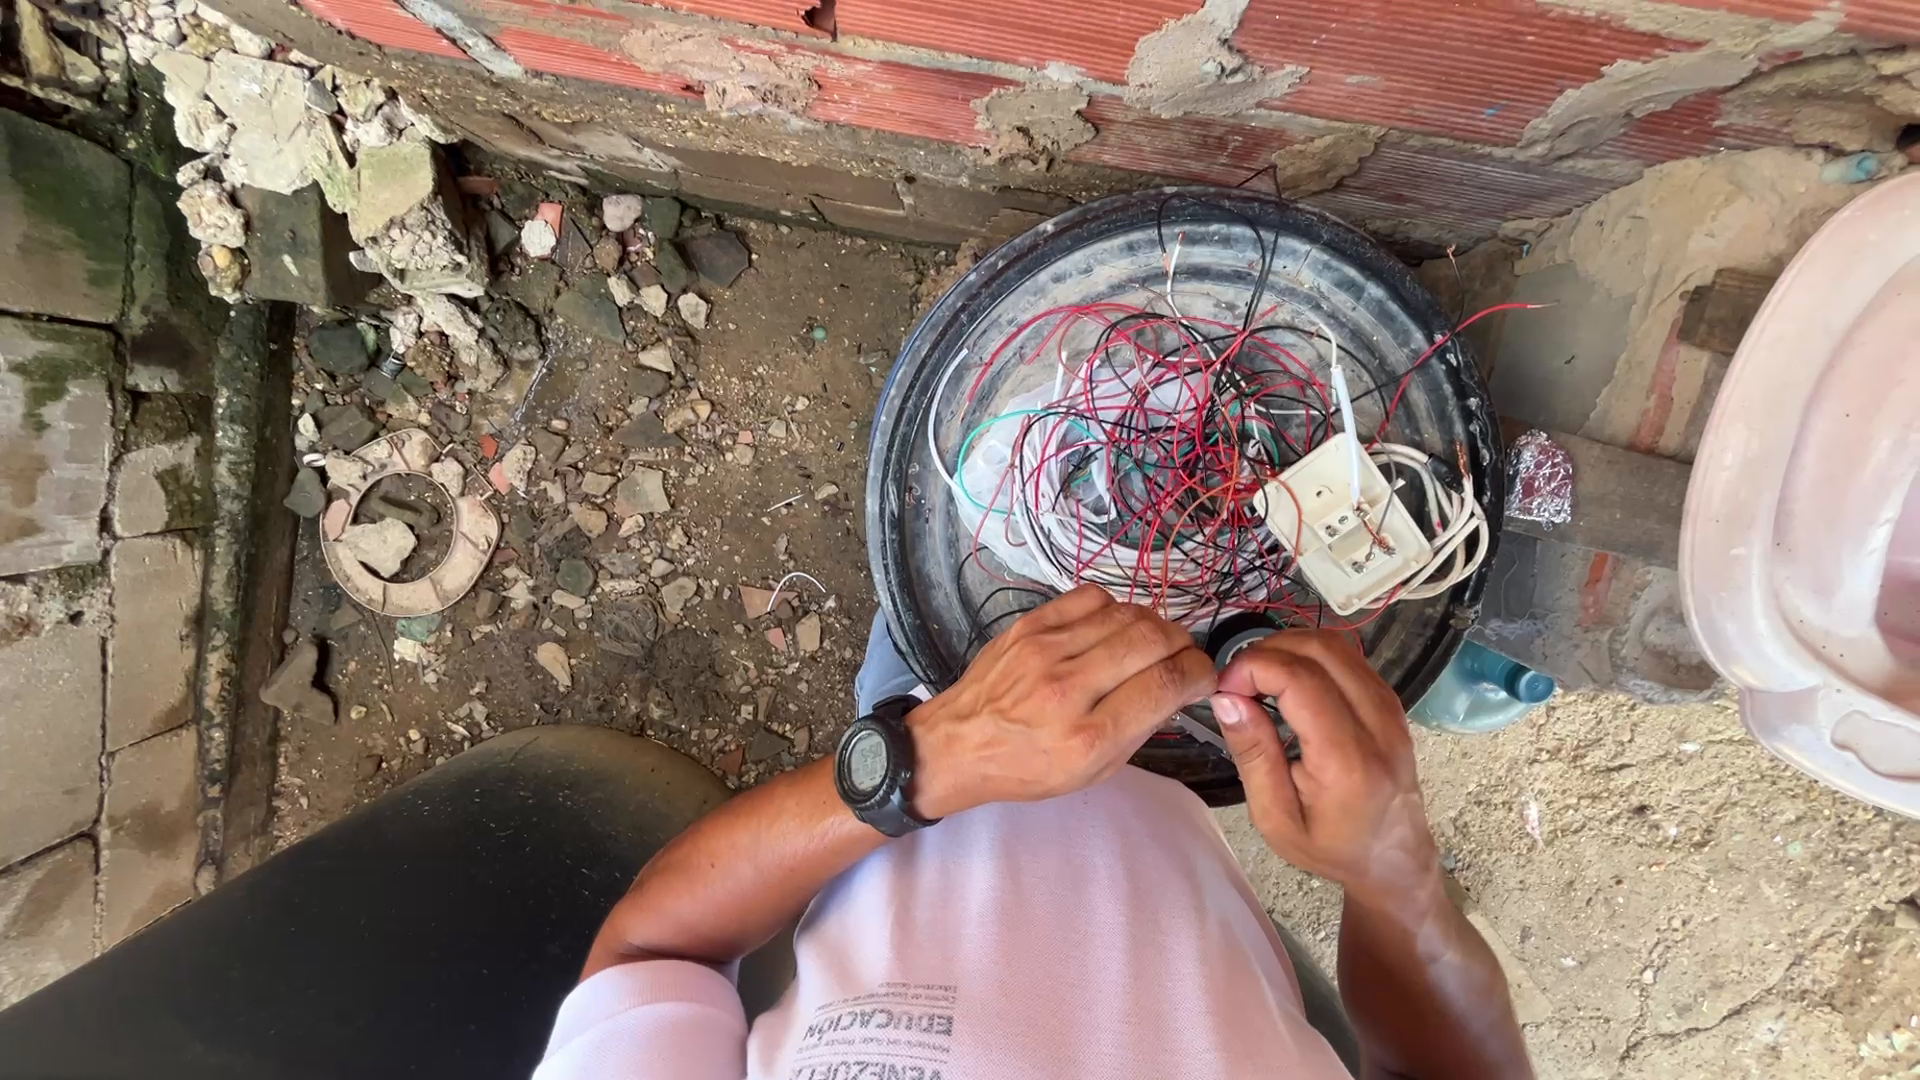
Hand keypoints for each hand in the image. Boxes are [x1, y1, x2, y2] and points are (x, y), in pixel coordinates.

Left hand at [905, 584, 1215, 818]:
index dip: (1200, 672)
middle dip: (1183, 644)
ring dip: (1153, 625)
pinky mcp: (1029, 624)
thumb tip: (1177, 683)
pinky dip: (1116, 608)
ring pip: (1126, 614)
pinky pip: (1091, 596)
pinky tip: (1113, 627)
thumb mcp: (1093, 771)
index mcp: (1089, 737)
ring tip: (1152, 641)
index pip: (1166, 684)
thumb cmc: (1028, 766)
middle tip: (1182, 656)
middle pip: (1153, 640)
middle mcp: (1068, 688)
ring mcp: (1045, 649)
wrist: (958, 742)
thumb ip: (1140, 727)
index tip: (1203, 675)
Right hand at [1211, 631, 1439, 906]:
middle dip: (1266, 650)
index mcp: (1348, 760)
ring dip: (1286, 648)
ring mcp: (1391, 709)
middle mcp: (1378, 725)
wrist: (1395, 863)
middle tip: (1238, 680)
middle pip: (1319, 649)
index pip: (1300, 679)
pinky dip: (1307, 656)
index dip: (1253, 667)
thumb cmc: (1330, 847)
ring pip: (1334, 645)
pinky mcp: (1390, 703)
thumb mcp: (1274, 817)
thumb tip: (1225, 698)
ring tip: (1258, 679)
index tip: (1225, 688)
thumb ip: (1252, 754)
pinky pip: (1347, 658)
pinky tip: (1287, 681)